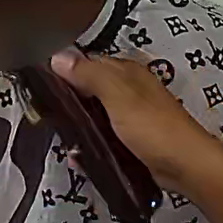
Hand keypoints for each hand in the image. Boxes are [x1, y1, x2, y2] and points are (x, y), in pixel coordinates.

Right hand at [49, 49, 222, 190]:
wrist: (184, 165)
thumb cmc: (152, 126)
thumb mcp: (118, 94)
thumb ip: (89, 74)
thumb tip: (58, 56)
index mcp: (127, 73)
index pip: (88, 62)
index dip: (64, 70)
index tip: (38, 85)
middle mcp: (130, 91)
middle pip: (90, 90)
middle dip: (69, 102)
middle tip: (44, 116)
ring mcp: (132, 118)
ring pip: (96, 117)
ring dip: (79, 127)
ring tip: (61, 138)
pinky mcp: (133, 142)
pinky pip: (105, 140)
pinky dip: (92, 147)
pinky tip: (79, 158)